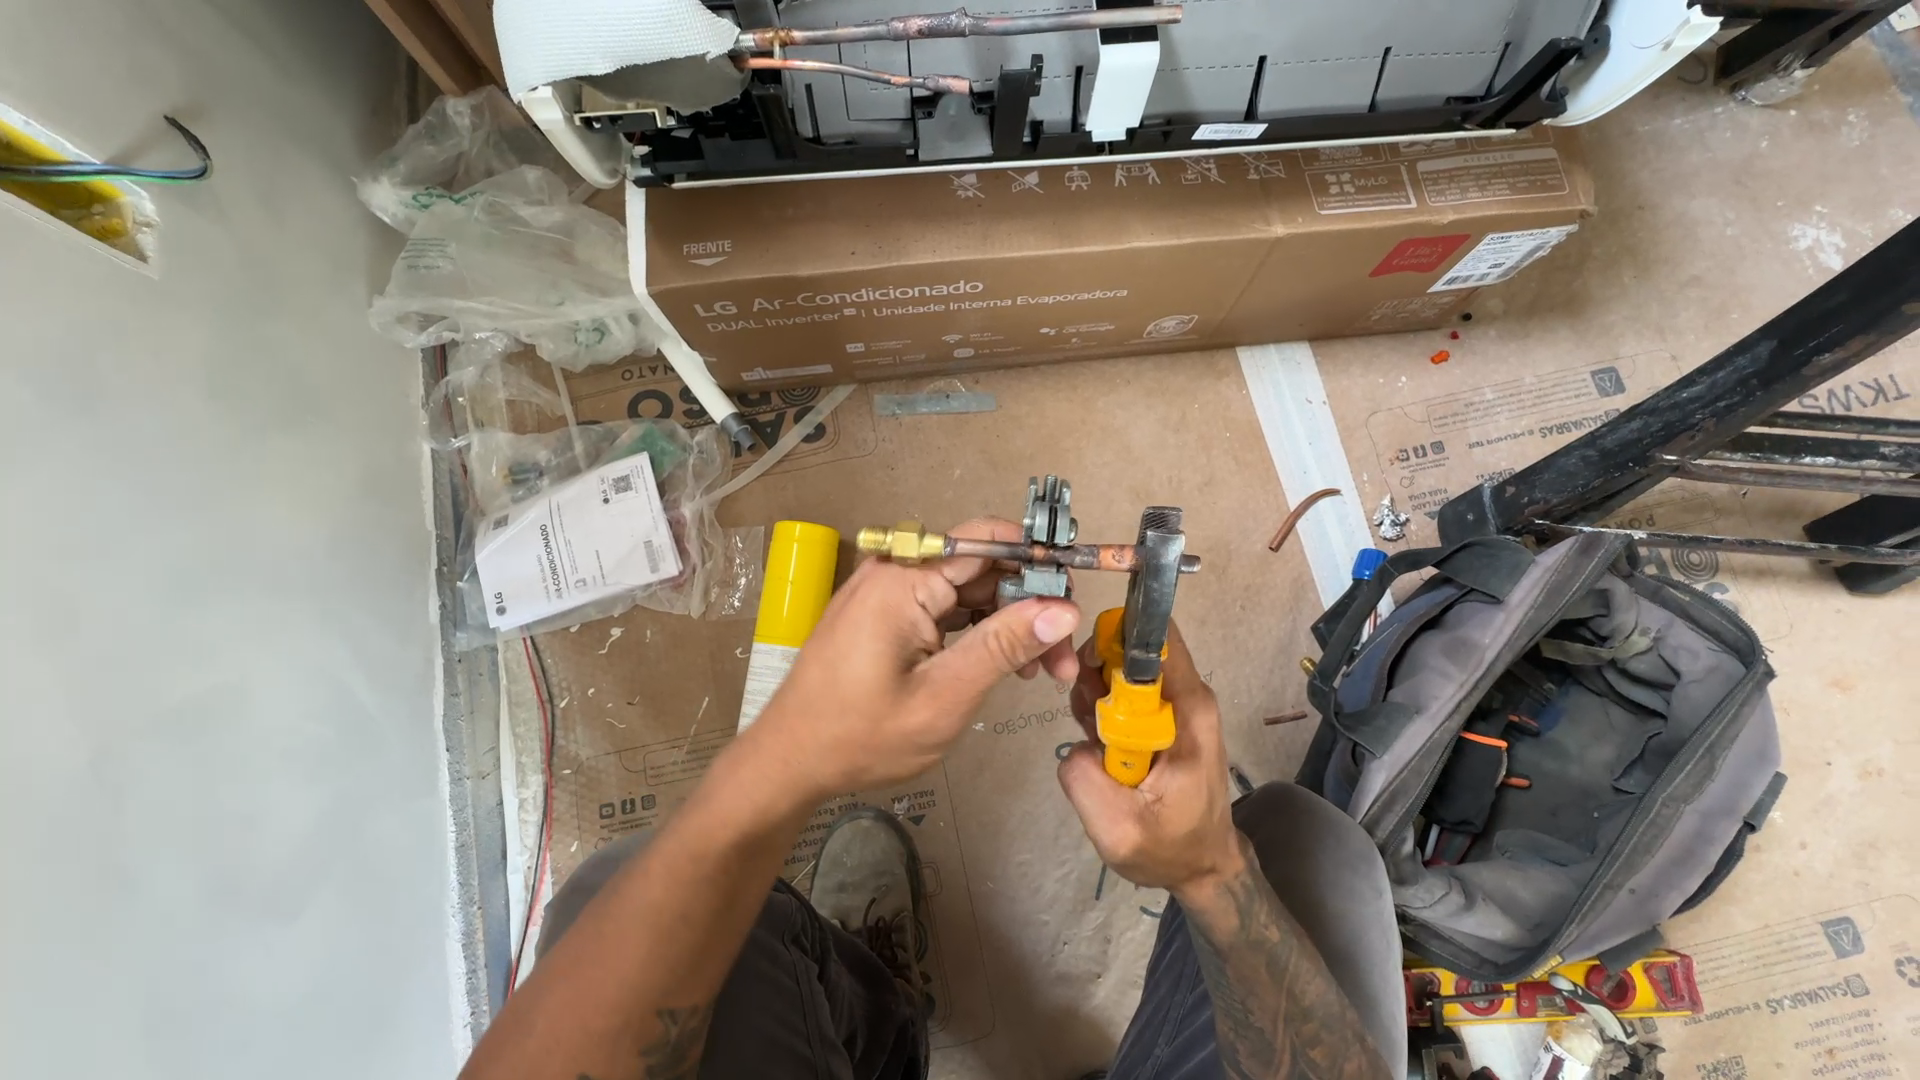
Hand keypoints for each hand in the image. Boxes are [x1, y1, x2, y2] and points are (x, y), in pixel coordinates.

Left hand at [749, 517, 1081, 799]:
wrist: (789, 760)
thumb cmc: (863, 736)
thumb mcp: (944, 696)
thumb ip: (1003, 646)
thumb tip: (1062, 608)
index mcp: (904, 580)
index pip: (988, 544)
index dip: (1038, 565)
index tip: (1073, 603)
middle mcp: (893, 570)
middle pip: (981, 569)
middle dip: (1028, 607)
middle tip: (1060, 660)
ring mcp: (884, 591)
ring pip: (965, 590)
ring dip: (1005, 623)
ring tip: (1037, 672)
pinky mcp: (881, 612)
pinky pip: (940, 607)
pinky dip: (974, 631)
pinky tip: (999, 664)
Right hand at [1057, 620, 1246, 897]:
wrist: (1203, 865)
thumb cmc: (1171, 847)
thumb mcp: (1118, 829)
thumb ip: (1084, 778)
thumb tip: (1076, 743)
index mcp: (1187, 709)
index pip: (1156, 636)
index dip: (1114, 640)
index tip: (1087, 673)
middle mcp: (1187, 695)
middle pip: (1132, 647)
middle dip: (1096, 669)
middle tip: (1085, 719)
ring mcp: (1176, 703)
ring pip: (1122, 667)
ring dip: (1095, 692)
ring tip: (1094, 739)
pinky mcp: (1163, 715)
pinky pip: (1124, 691)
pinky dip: (1102, 708)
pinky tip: (1101, 744)